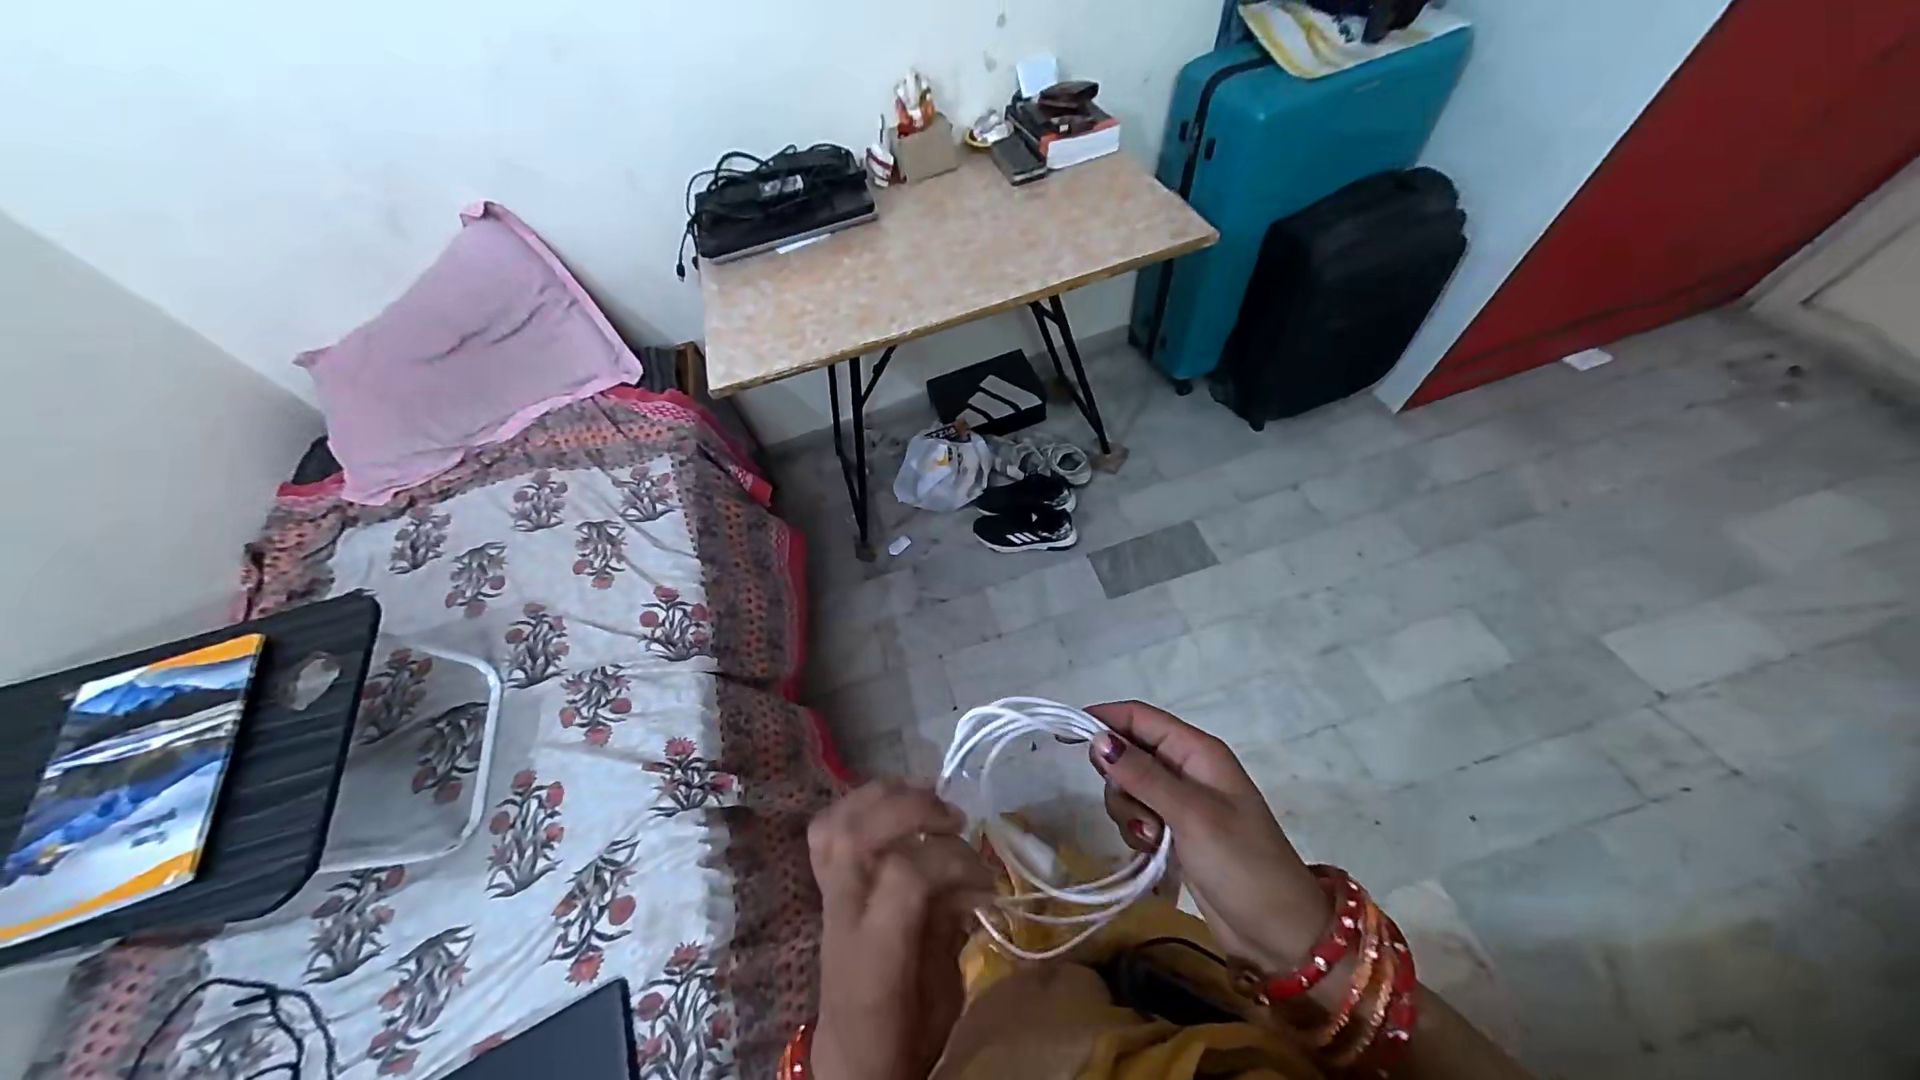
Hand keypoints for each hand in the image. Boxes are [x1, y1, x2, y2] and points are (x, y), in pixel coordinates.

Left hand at [808, 780, 994, 1079]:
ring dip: (883, 796)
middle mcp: (842, 914)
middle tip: (953, 817)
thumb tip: (971, 877)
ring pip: (835, 823)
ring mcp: (827, 896)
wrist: (853, 1059)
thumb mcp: (945, 989)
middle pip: (857, 835)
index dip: (949, 859)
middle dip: (912, 810)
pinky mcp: (824, 887)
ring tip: (924, 795)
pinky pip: (827, 829)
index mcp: (874, 952)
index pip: (903, 875)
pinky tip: (892, 803)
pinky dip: (859, 805)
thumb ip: (951, 924)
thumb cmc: (909, 1031)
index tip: (983, 875)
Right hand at [1087, 701, 1330, 975]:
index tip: (1066, 734)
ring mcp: (1180, 801)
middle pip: (1128, 752)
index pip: (1140, 717)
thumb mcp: (1191, 814)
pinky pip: (1137, 815)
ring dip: (1128, 811)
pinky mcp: (1174, 831)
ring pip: (1127, 787)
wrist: (1280, 934)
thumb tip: (1097, 738)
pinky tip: (1153, 853)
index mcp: (1197, 751)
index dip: (1104, 719)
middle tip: (1135, 810)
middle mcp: (1185, 769)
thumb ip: (1142, 775)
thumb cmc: (1243, 864)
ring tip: (1152, 840)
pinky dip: (1135, 831)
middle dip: (1119, 780)